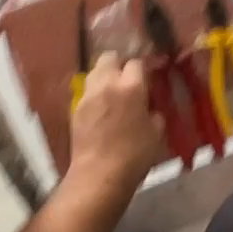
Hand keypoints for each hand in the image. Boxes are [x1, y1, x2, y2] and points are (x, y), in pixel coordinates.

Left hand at [67, 53, 163, 200]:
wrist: (99, 174)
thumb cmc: (134, 155)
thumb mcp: (156, 133)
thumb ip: (154, 113)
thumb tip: (150, 108)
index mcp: (131, 87)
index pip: (136, 63)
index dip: (143, 67)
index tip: (148, 76)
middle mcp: (107, 84)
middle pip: (109, 57)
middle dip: (119, 63)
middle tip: (128, 78)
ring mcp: (88, 95)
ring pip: (94, 72)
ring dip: (105, 76)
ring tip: (113, 91)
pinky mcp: (75, 108)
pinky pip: (87, 92)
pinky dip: (95, 94)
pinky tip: (102, 109)